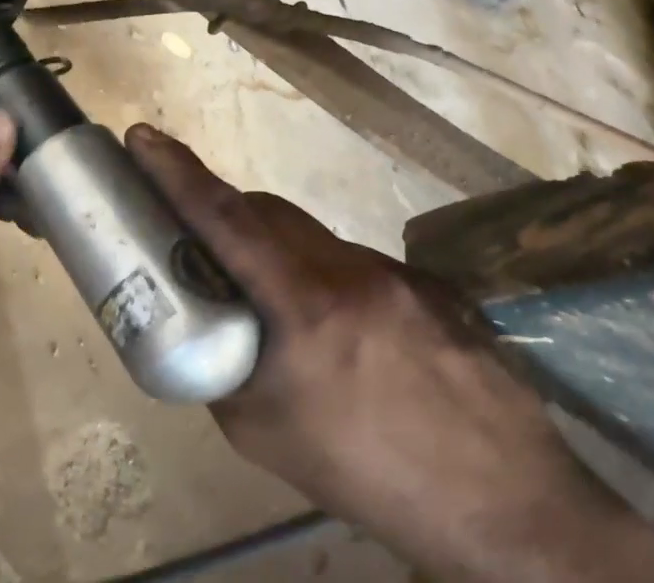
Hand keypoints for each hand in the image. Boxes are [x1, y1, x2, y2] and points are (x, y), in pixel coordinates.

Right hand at [125, 125, 653, 582]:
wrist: (512, 515)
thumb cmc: (367, 476)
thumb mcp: (260, 431)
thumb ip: (219, 367)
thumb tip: (199, 330)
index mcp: (306, 304)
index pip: (227, 218)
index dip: (177, 173)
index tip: (142, 137)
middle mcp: (356, 273)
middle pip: (268, 212)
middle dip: (221, 208)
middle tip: (190, 230)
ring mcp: (405, 280)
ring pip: (315, 239)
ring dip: (275, 250)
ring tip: (269, 302)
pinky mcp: (440, 295)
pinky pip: (360, 268)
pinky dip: (326, 281)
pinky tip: (341, 337)